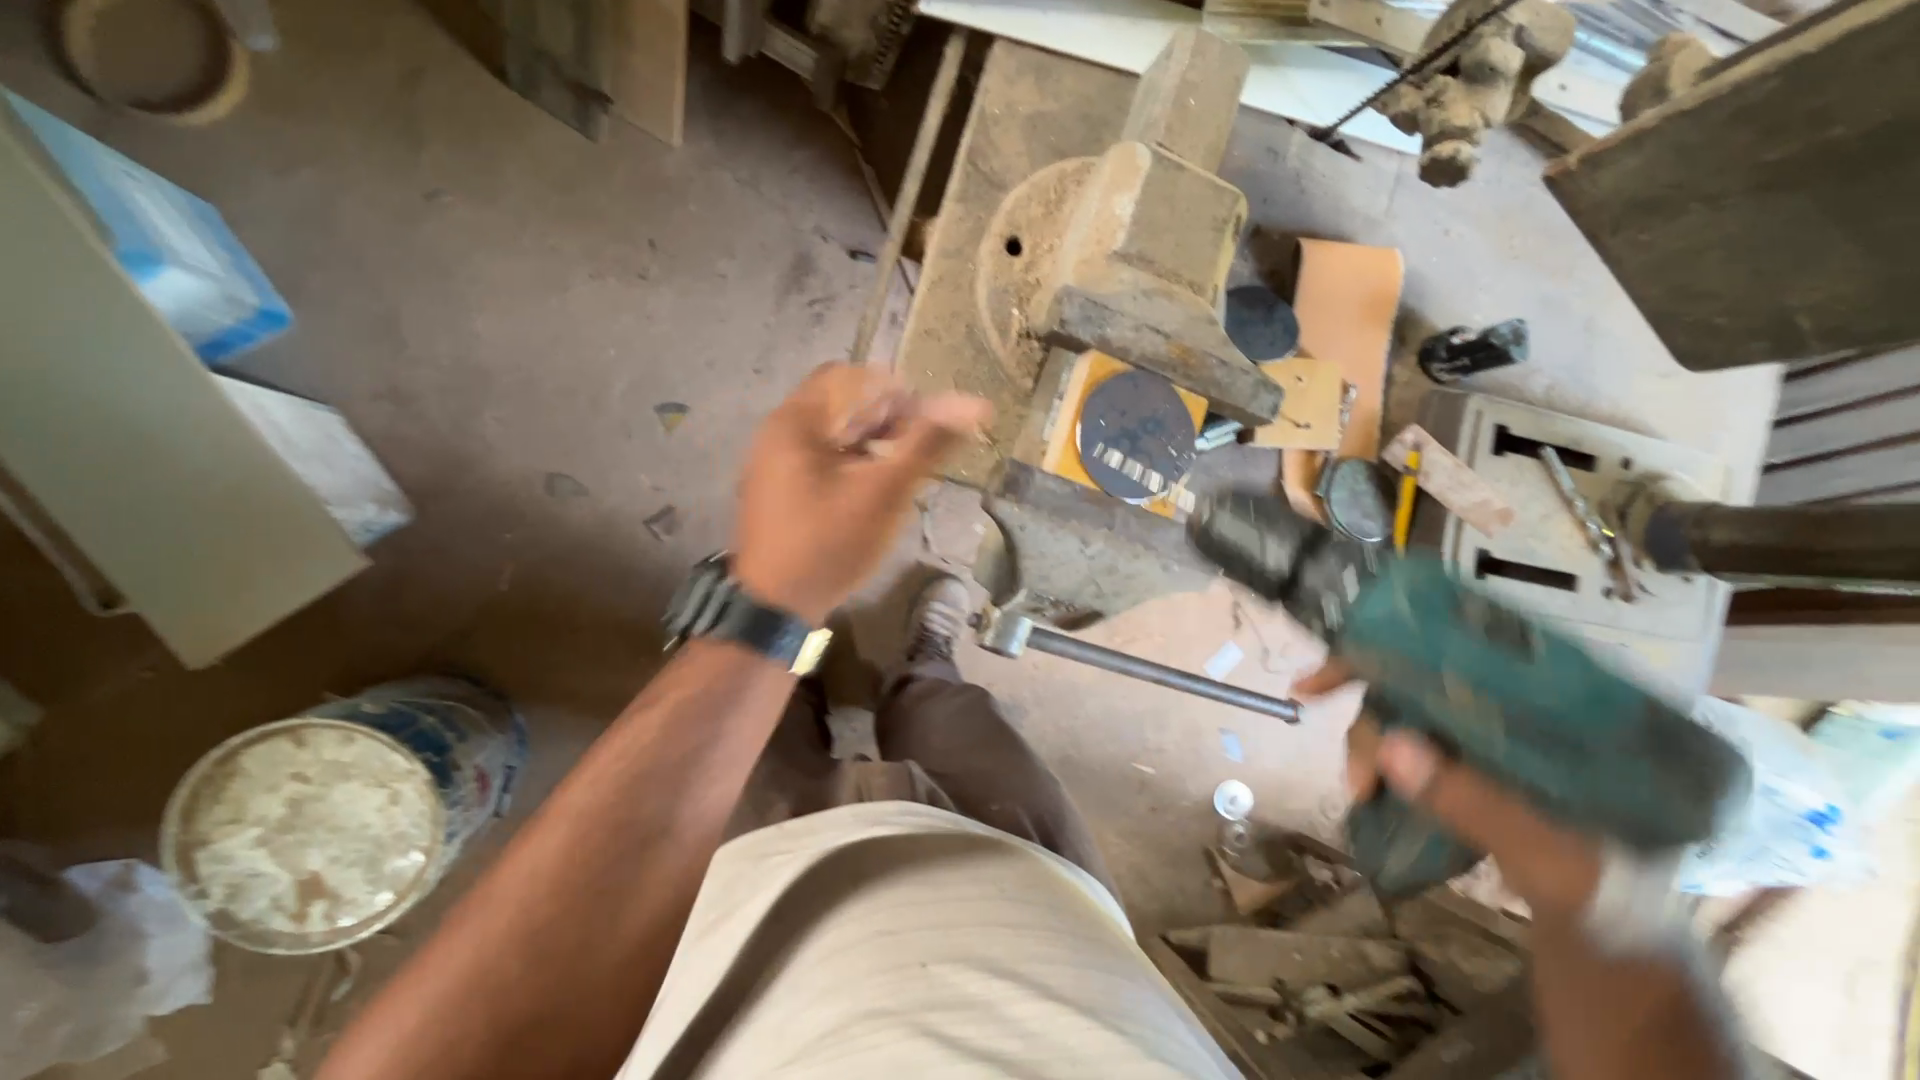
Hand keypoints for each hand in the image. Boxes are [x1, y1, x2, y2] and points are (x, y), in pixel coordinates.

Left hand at [732, 364, 991, 624]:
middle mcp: (777, 434)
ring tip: (900, 472)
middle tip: (916, 449)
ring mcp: (772, 465)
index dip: (890, 389)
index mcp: (794, 422)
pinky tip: (872, 493)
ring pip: (830, 435)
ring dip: (869, 443)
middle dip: (883, 418)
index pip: (846, 375)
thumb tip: (974, 404)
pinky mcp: (777, 493)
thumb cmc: (829, 544)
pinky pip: (819, 461)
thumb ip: (926, 444)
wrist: (774, 608)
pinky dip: (850, 465)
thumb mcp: (884, 492)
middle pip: (837, 403)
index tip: (922, 421)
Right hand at [1296, 659, 1602, 919]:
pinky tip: (1372, 794)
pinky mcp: (1473, 770)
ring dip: (1372, 751)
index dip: (1383, 655)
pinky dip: (1384, 767)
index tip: (1317, 682)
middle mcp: (1511, 710)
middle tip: (1360, 784)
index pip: (1455, 656)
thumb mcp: (1552, 856)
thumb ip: (1479, 803)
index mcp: (1546, 707)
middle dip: (1372, 725)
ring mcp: (1488, 741)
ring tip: (1364, 797)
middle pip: (1416, 686)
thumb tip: (1392, 744)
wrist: (1623, 942)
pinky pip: (1413, 751)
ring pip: (1407, 719)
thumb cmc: (1609, 895)